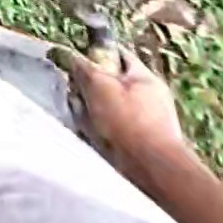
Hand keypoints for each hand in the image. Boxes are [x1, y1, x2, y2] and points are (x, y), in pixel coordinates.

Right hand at [59, 45, 184, 157]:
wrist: (154, 169)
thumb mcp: (98, 84)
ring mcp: (147, 118)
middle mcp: (150, 95)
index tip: (76, 62)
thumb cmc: (127, 121)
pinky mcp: (141, 138)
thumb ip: (82, 66)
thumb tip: (68, 55)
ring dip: (90, 106)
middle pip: (108, 79)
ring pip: (107, 102)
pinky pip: (111, 122)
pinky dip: (98, 124)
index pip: (116, 53)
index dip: (93, 53)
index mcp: (144, 78)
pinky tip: (92, 131)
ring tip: (83, 115)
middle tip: (77, 92)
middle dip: (88, 84)